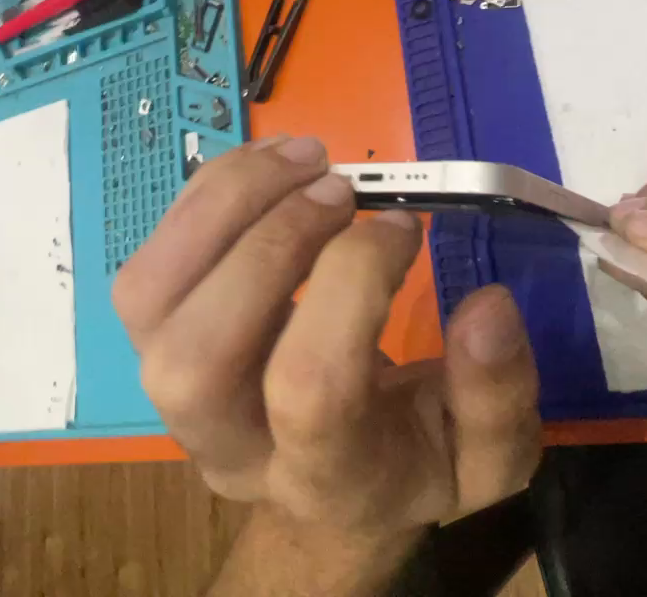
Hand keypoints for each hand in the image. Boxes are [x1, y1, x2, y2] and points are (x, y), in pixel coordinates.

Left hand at [112, 135, 541, 538]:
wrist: (342, 490)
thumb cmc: (418, 462)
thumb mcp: (490, 456)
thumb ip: (497, 396)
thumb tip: (490, 307)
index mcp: (325, 477)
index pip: (309, 389)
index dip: (356, 283)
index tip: (407, 223)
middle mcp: (231, 444)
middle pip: (197, 356)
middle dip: (271, 244)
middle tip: (342, 186)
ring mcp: (182, 396)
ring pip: (148, 299)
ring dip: (223, 205)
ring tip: (304, 157)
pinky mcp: (164, 342)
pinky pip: (151, 263)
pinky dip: (207, 195)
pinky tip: (272, 164)